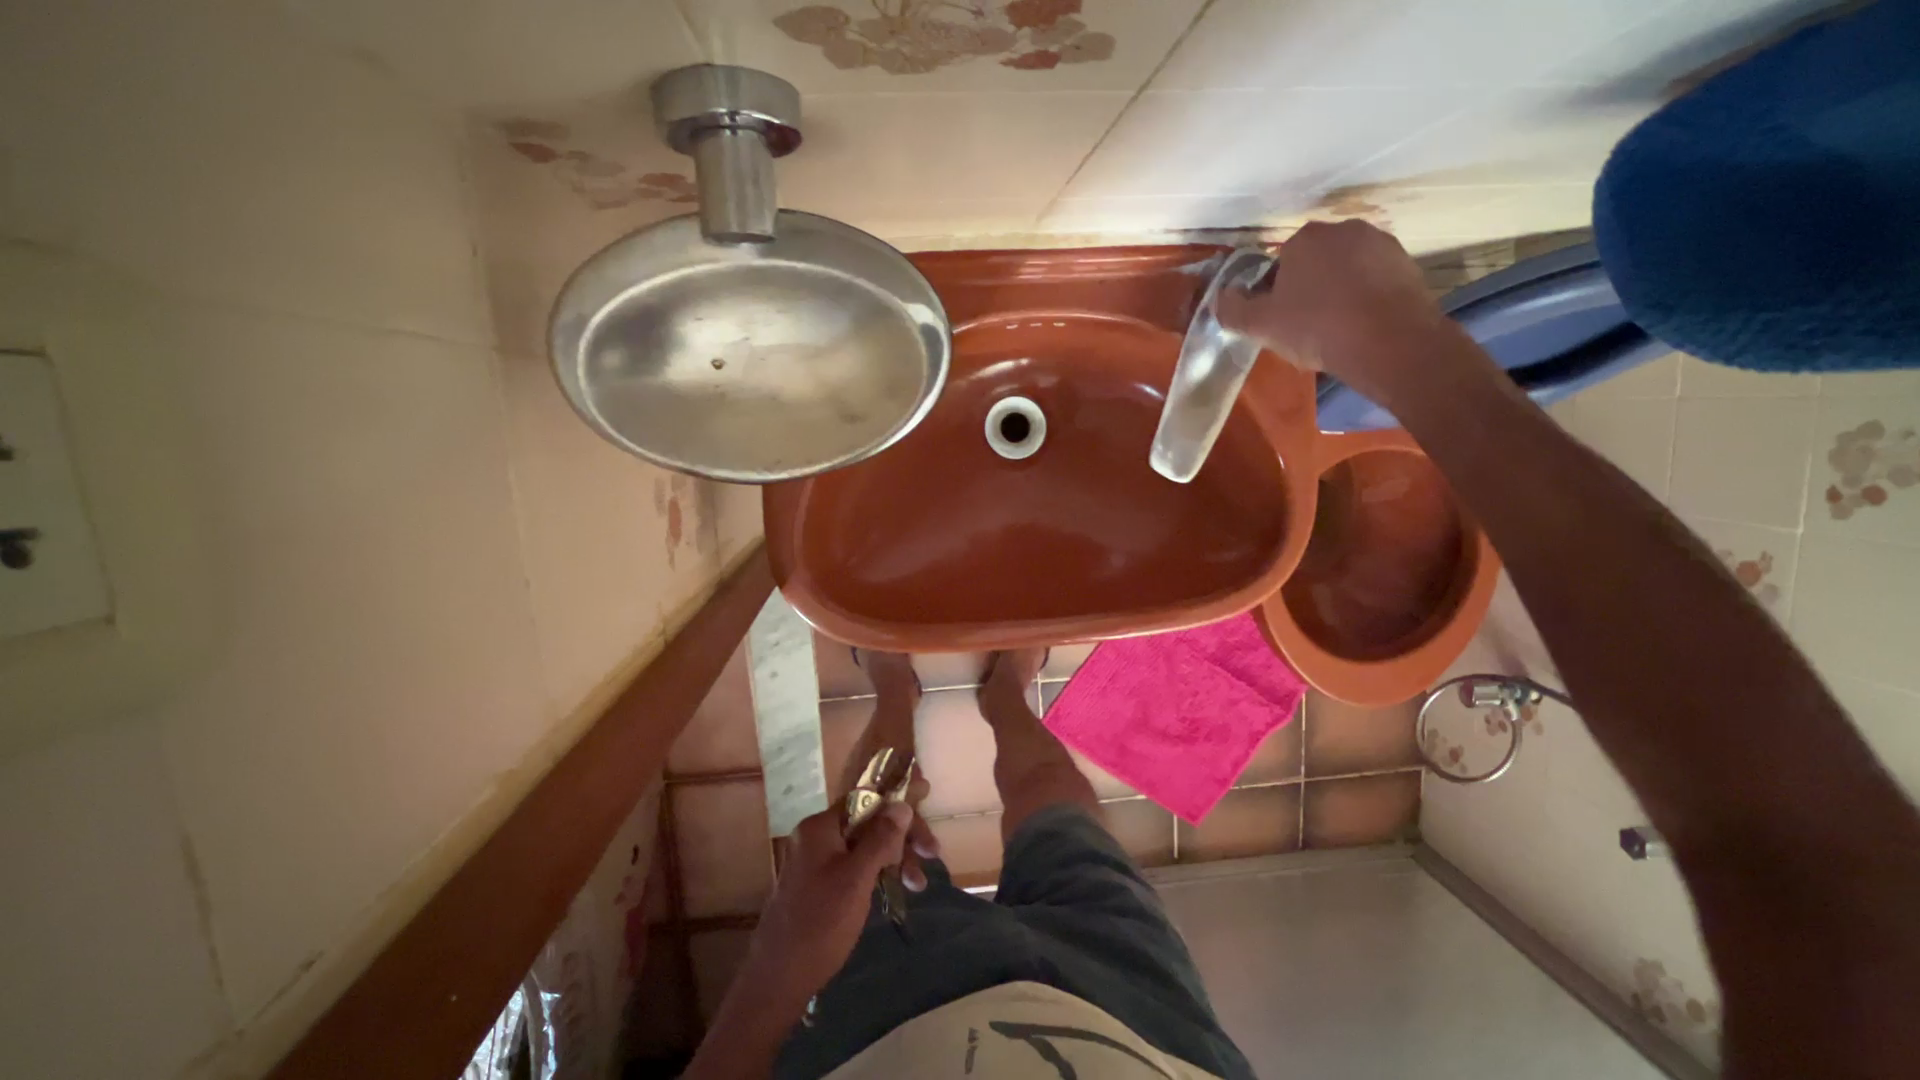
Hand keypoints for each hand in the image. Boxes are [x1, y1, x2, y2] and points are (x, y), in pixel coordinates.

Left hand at [735, 801, 922, 1008]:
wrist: (778, 977)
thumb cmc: (820, 923)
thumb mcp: (857, 878)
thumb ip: (880, 839)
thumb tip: (901, 804)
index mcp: (820, 828)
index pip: (866, 800)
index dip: (898, 804)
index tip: (927, 811)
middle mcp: (815, 837)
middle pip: (868, 823)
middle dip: (902, 837)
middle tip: (932, 855)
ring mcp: (816, 862)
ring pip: (864, 847)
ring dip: (895, 859)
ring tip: (918, 885)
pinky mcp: (819, 885)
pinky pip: (854, 867)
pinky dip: (877, 874)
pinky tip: (898, 888)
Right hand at [1213, 220, 1457, 405]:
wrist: (1390, 343)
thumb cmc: (1317, 328)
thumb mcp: (1260, 325)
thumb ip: (1233, 309)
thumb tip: (1222, 297)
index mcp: (1304, 238)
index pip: (1279, 263)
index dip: (1275, 293)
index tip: (1280, 320)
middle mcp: (1344, 229)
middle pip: (1315, 262)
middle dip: (1309, 287)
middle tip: (1307, 326)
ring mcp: (1381, 244)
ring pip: (1347, 270)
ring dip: (1340, 292)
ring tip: (1338, 329)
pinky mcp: (1408, 265)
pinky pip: (1375, 281)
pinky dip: (1367, 298)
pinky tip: (1364, 327)